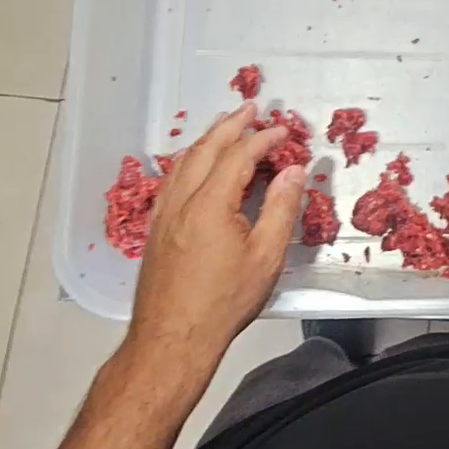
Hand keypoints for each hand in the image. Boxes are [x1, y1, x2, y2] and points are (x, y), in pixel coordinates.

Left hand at [125, 103, 303, 386]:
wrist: (171, 339)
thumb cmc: (224, 301)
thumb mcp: (266, 256)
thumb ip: (281, 208)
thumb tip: (293, 171)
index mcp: (210, 205)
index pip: (238, 156)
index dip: (262, 139)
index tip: (283, 130)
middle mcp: (181, 201)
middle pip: (205, 150)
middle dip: (230, 125)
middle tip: (251, 108)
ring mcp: (163, 214)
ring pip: (184, 162)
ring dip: (207, 139)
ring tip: (225, 125)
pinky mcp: (155, 228)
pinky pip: (172, 180)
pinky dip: (190, 160)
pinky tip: (197, 164)